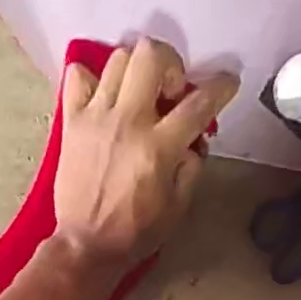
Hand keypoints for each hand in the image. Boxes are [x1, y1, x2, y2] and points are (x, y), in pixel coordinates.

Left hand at [53, 37, 238, 272]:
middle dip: (171, 64)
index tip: (228, 81)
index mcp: (158, 148)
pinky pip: (79, 76)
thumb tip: (193, 142)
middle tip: (171, 92)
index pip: (197, 105)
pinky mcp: (72, 120)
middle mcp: (127, 122)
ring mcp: (96, 117)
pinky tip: (105, 100)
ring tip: (141, 97)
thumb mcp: (178, 207)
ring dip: (137, 72)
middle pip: (150, 55)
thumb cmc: (137, 232)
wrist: (88, 244)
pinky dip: (94, 79)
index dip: (220, 88)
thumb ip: (191, 169)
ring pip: (118, 59)